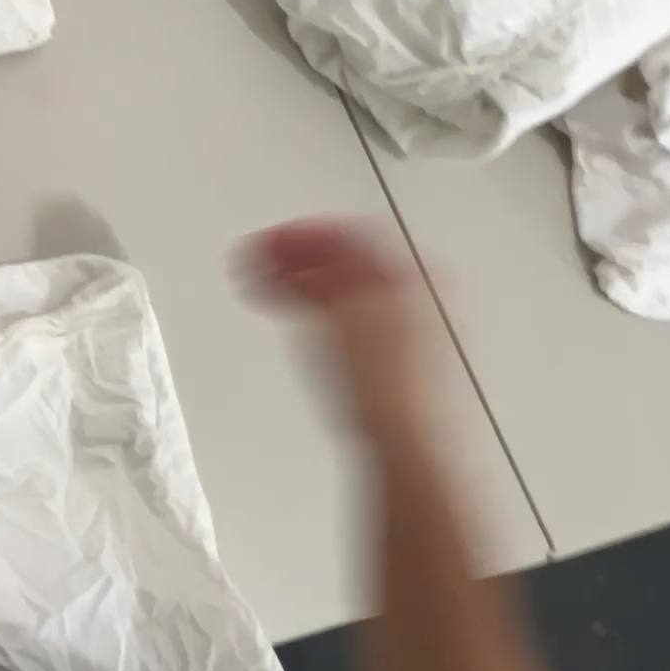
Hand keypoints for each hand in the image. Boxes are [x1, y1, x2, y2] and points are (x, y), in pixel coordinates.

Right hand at [243, 219, 421, 439]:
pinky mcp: (371, 351)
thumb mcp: (350, 309)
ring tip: (252, 277)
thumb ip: (326, 270)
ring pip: (330, 284)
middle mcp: (409, 296)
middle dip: (294, 253)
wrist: (401, 438)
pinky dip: (296, 300)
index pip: (356, 235)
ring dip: (288, 275)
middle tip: (257, 252)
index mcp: (417, 278)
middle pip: (341, 259)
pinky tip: (270, 301)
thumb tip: (302, 241)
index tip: (273, 236)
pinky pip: (327, 310)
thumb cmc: (392, 381)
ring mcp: (390, 325)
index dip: (310, 231)